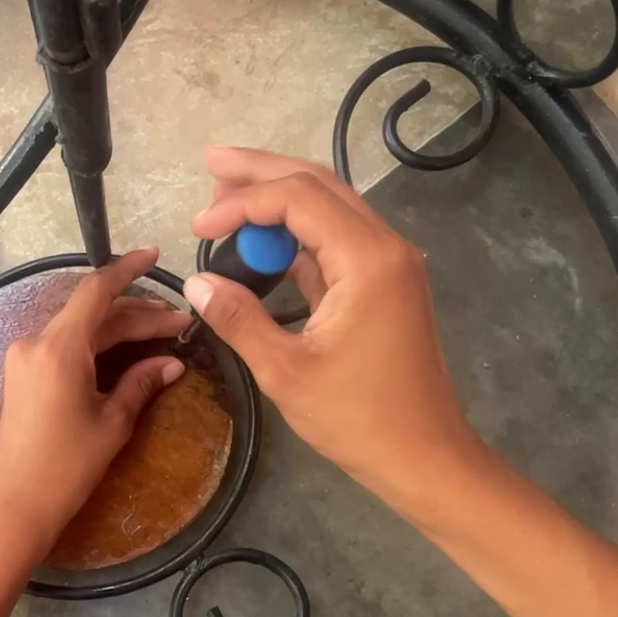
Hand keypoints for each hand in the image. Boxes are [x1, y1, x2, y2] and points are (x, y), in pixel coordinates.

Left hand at [0, 247, 189, 551]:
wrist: (17, 505)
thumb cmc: (67, 468)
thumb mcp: (112, 424)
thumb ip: (141, 384)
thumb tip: (171, 363)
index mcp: (59, 348)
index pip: (97, 292)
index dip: (128, 269)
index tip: (156, 254)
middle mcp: (36, 342)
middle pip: (92, 312)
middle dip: (137, 314)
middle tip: (178, 323)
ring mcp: (24, 358)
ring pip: (78, 329)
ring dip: (117, 328)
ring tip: (159, 334)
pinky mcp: (22, 376)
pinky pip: (63, 346)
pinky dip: (94, 345)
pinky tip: (123, 351)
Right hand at [184, 146, 484, 505]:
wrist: (421, 454)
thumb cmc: (356, 417)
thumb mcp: (284, 371)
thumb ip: (239, 319)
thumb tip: (196, 284)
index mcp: (367, 261)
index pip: (299, 200)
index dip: (242, 203)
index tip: (196, 225)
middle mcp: (385, 247)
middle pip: (319, 186)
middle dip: (262, 172)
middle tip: (211, 163)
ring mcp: (388, 265)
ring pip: (330, 209)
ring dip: (280, 199)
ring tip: (227, 195)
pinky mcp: (382, 286)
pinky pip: (335, 243)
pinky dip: (297, 236)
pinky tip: (263, 241)